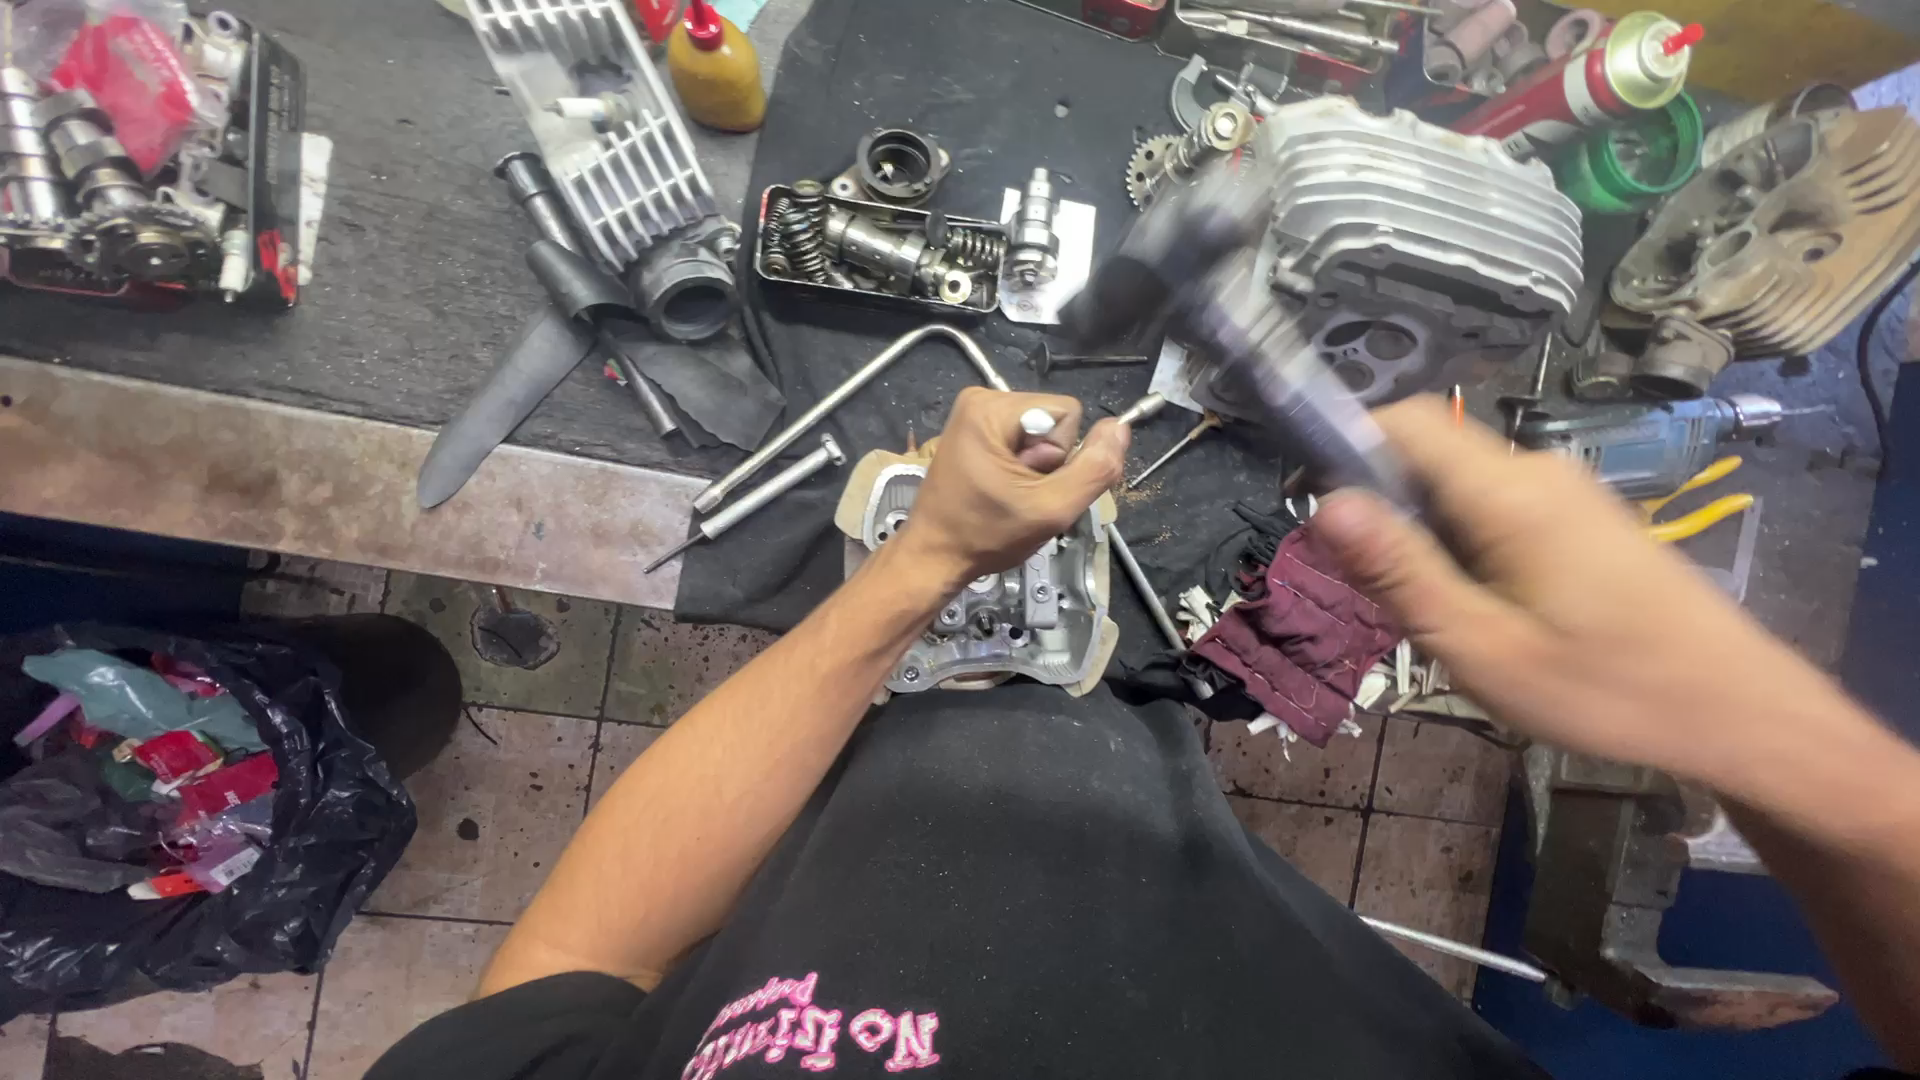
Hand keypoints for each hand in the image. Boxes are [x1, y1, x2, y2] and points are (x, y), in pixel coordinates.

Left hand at [895, 387, 1129, 587]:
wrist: (934, 557)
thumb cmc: (986, 535)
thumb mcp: (1051, 509)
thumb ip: (1094, 469)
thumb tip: (1120, 428)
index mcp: (992, 407)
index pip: (1068, 414)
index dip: (1061, 457)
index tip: (1031, 486)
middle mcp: (981, 399)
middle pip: (1055, 422)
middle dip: (1048, 465)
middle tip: (1019, 496)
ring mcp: (974, 415)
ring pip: (1042, 436)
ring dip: (1036, 471)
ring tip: (1008, 497)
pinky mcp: (973, 433)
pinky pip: (1022, 443)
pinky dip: (1021, 471)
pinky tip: (1001, 492)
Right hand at [1310, 396, 1867, 791]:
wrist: (1745, 719)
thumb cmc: (1603, 690)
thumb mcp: (1477, 643)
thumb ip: (1398, 569)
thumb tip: (1326, 503)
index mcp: (1508, 493)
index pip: (1404, 421)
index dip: (1342, 443)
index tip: (1308, 501)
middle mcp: (1535, 473)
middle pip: (1422, 453)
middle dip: (1376, 503)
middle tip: (1370, 584)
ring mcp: (1561, 492)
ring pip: (1450, 483)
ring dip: (1413, 528)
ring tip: (1423, 604)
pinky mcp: (1575, 516)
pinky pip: (1485, 504)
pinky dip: (1450, 538)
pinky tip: (1469, 600)